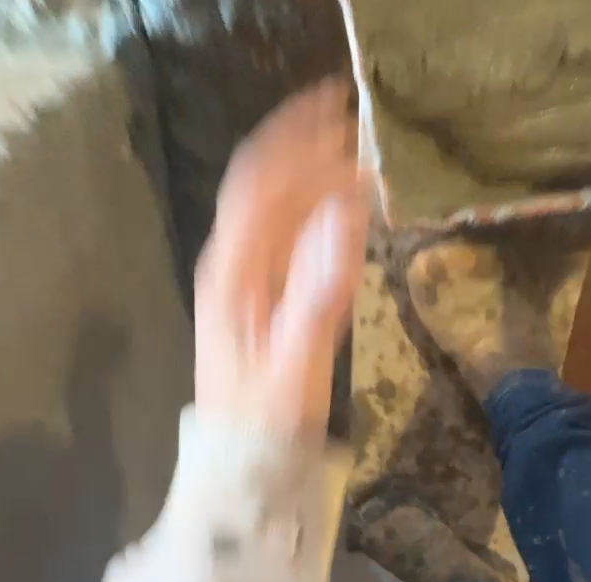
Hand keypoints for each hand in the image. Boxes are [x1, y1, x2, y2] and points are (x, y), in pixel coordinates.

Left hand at [195, 81, 371, 435]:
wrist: (242, 462)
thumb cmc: (264, 420)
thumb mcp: (293, 364)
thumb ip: (318, 294)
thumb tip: (346, 219)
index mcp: (231, 272)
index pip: (258, 185)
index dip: (293, 141)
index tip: (335, 110)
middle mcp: (232, 266)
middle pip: (266, 191)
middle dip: (309, 155)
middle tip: (360, 136)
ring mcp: (245, 284)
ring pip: (278, 216)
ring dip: (315, 185)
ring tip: (359, 167)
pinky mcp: (261, 303)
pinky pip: (289, 248)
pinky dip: (317, 225)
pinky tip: (344, 219)